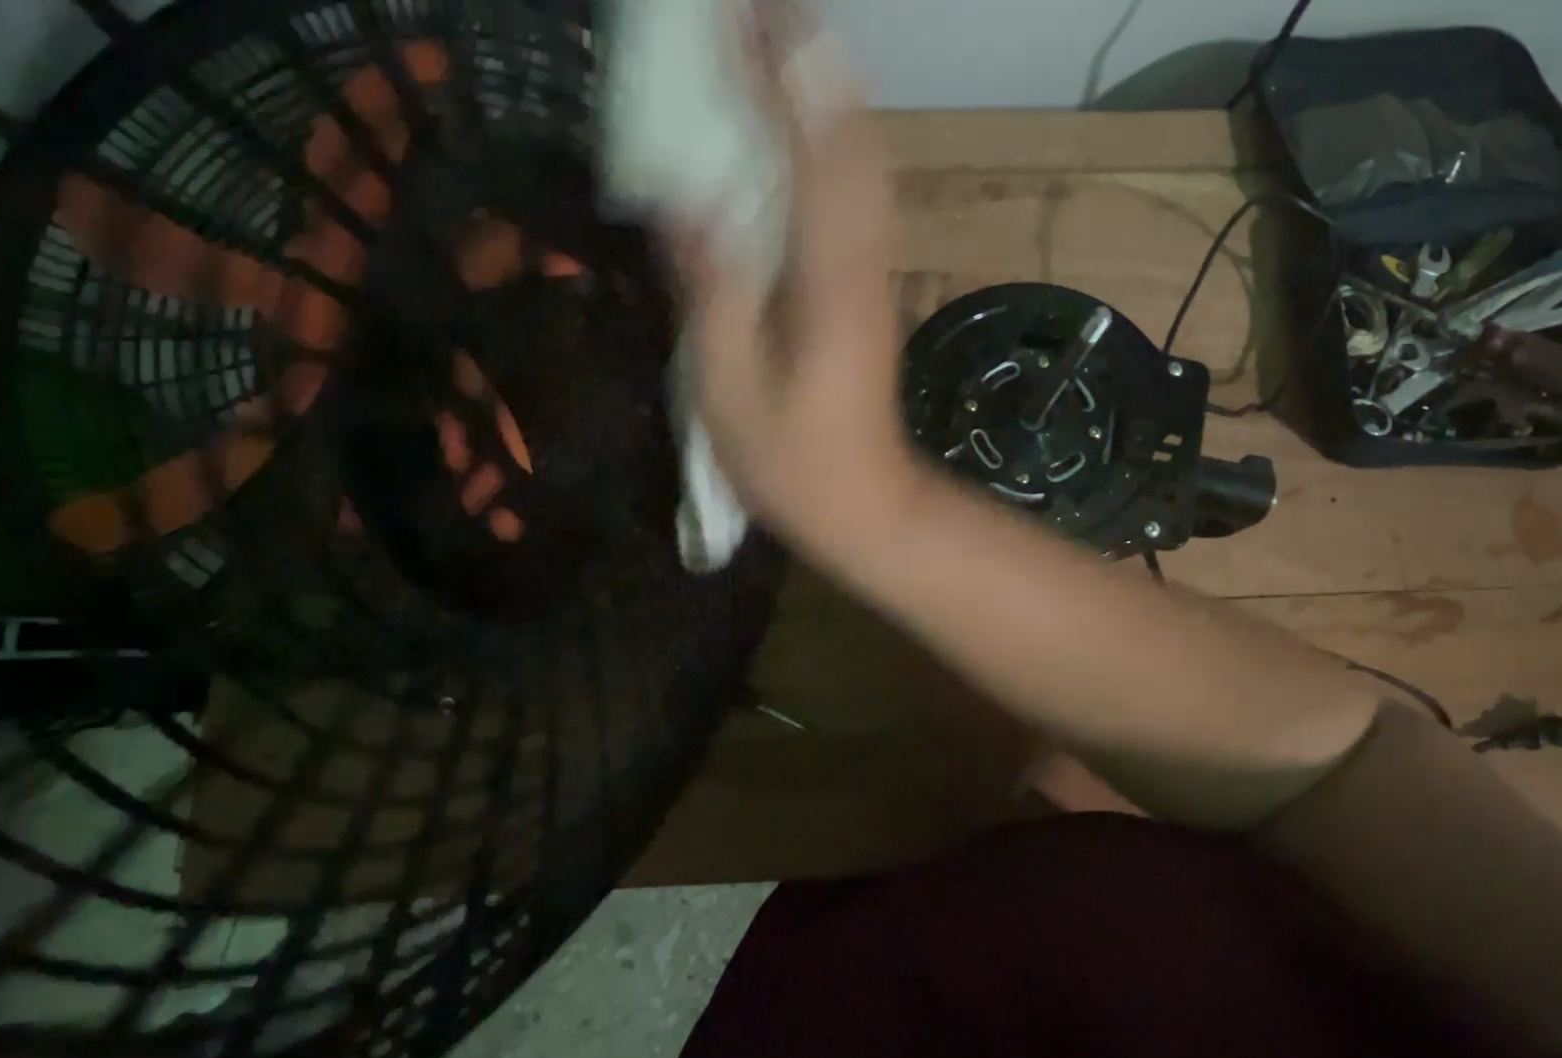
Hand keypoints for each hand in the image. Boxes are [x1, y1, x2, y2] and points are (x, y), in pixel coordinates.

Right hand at [677, 9, 922, 550]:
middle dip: (806, 63)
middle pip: (846, 141)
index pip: (808, 159)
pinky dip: (836, 138)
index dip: (779, 80)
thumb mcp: (730, 394)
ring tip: (780, 34)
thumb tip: (687, 199)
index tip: (745, 15)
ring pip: (861, 160)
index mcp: (825, 285)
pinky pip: (858, 191)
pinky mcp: (870, 282)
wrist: (867, 504)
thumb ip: (713, 293)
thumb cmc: (793, 464)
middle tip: (759, 5)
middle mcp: (862, 261)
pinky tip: (811, 116)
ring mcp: (874, 269)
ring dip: (826, 90)